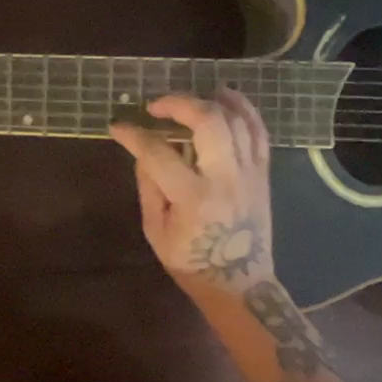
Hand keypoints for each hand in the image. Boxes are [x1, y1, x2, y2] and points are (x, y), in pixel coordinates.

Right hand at [109, 89, 274, 299]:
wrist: (240, 283)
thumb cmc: (192, 263)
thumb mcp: (156, 232)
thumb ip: (149, 188)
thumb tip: (144, 151)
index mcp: (192, 198)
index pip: (158, 152)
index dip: (134, 135)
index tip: (118, 126)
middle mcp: (224, 178)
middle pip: (207, 121)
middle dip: (179, 103)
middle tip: (157, 106)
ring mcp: (248, 173)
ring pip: (236, 120)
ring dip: (212, 101)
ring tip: (190, 98)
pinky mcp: (263, 174)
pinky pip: (258, 131)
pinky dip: (244, 109)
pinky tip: (227, 98)